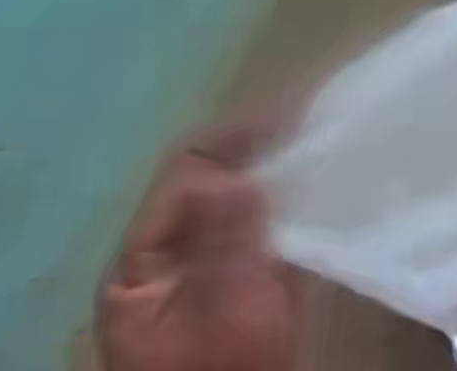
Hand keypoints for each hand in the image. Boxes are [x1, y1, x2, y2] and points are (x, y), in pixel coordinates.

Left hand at [97, 115, 308, 370]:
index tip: (289, 115)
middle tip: (309, 112)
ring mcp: (197, 253)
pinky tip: (312, 167)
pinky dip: (280, 179)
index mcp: (141, 262)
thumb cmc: (228, 369)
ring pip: (230, 182)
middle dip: (256, 138)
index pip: (183, 174)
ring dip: (270, 153)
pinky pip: (251, 204)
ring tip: (316, 127)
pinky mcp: (231, 259)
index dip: (234, 139)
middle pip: (205, 171)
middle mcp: (163, 248)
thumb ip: (229, 244)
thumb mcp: (227, 313)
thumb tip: (235, 176)